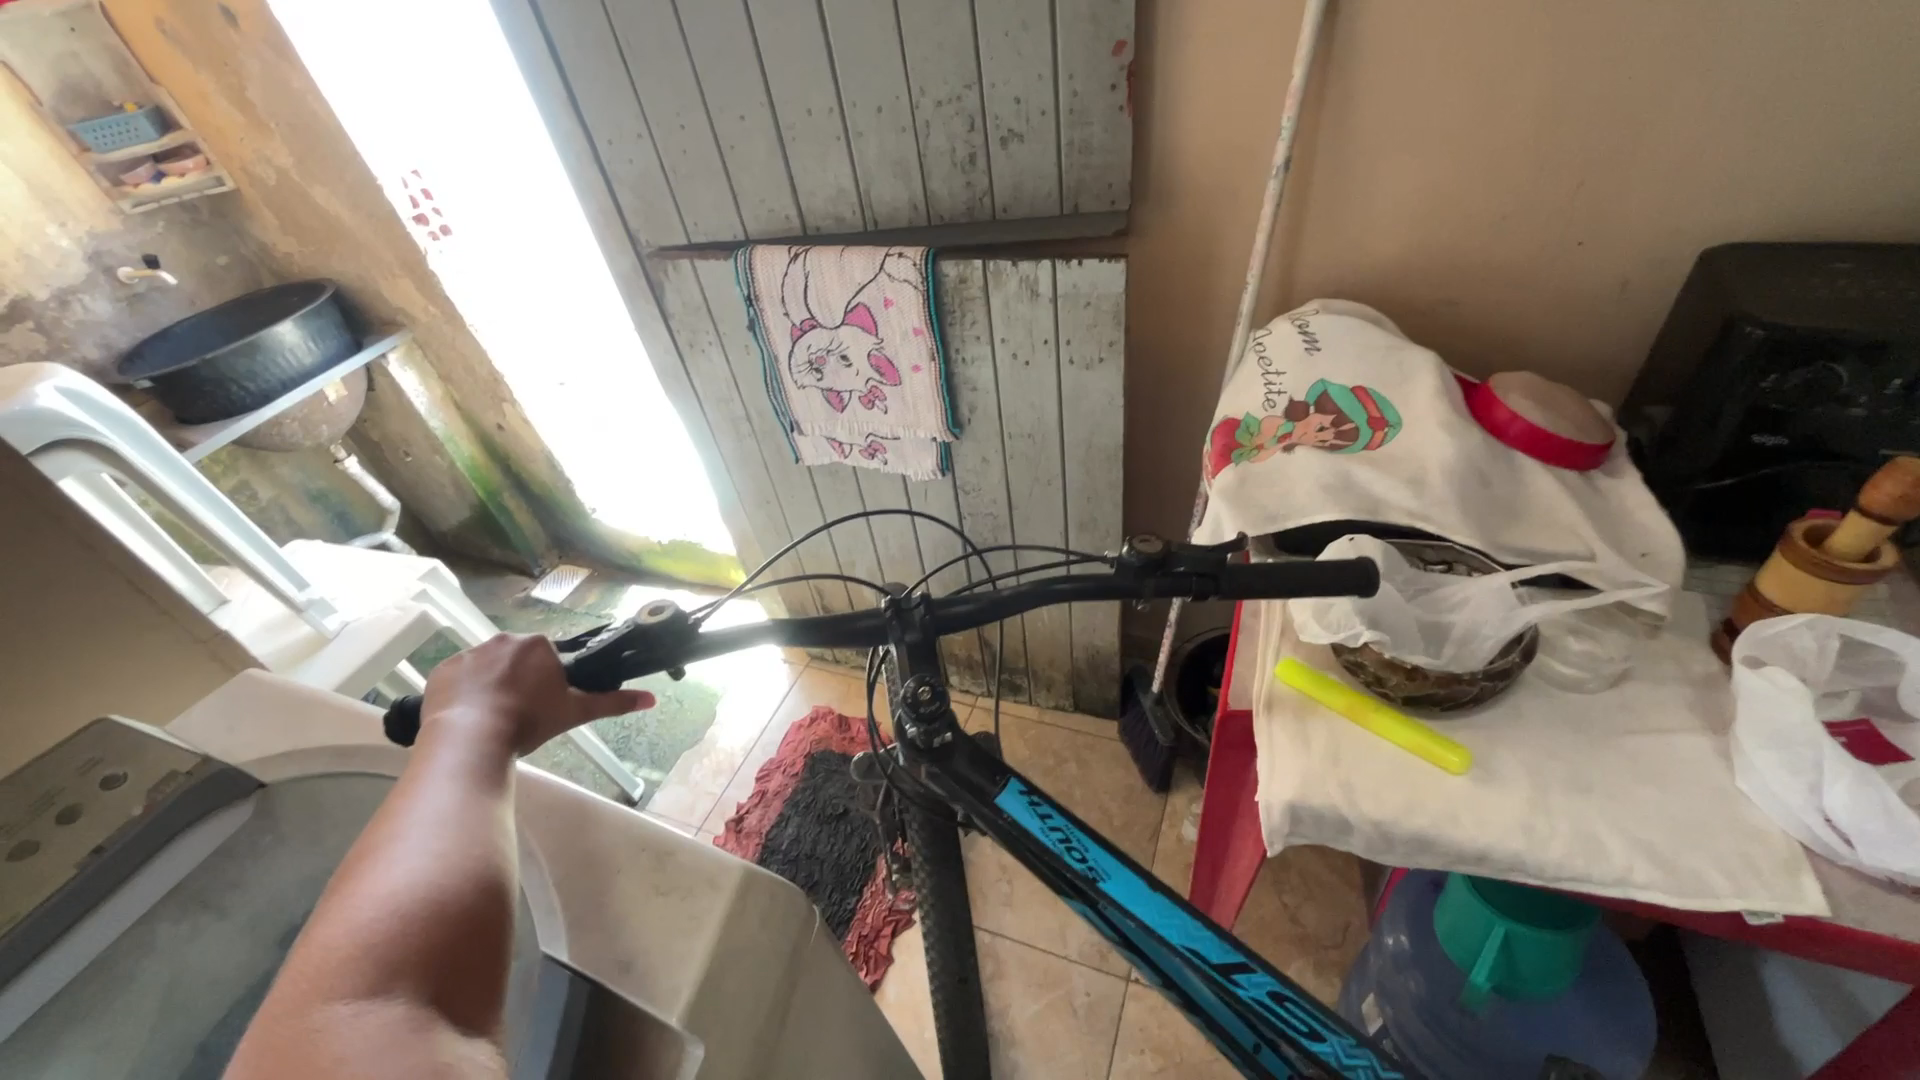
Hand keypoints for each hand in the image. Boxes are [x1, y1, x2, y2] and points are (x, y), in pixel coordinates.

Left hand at [420, 634, 653, 754]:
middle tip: (522, 712)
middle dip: (520, 680)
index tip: (545, 703)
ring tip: (493, 718)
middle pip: (518, 659)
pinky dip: (465, 694)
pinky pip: (459, 679)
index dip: (549, 681)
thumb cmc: (529, 721)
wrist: (470, 740)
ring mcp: (468, 654)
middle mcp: (503, 639)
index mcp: (538, 644)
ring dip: (492, 686)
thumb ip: (613, 702)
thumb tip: (652, 698)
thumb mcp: (575, 713)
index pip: (549, 658)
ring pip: (488, 668)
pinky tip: (469, 716)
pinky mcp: (441, 671)